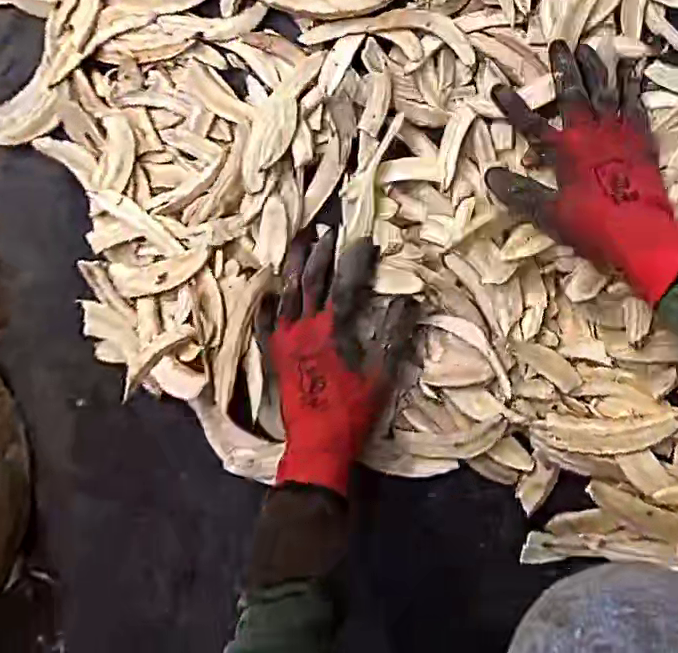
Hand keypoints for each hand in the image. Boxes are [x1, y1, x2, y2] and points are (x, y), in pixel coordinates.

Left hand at [259, 233, 413, 494]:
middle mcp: (305, 327)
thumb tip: (410, 300)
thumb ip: (395, 334)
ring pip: (287, 292)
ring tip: (298, 243)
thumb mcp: (382, 375)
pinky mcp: (274, 354)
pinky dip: (269, 303)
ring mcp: (285, 339)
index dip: (356, 260)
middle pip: (311, 279)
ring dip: (293, 265)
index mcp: (333, 328)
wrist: (315, 446)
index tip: (366, 241)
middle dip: (321, 253)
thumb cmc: (353, 410)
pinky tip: (270, 291)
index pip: (346, 283)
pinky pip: (266, 322)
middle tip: (328, 232)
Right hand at [486, 41, 677, 303]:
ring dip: (597, 69)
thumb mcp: (550, 214)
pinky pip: (635, 105)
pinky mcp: (642, 140)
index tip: (497, 88)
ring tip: (591, 48)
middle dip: (563, 68)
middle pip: (573, 94)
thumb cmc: (594, 226)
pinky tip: (631, 72)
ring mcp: (618, 133)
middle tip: (558, 44)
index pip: (531, 124)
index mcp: (565, 150)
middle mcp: (590, 133)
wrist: (644, 236)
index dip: (513, 106)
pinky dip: (632, 87)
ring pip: (605, 92)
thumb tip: (490, 175)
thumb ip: (520, 193)